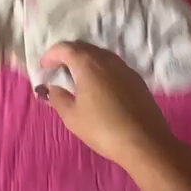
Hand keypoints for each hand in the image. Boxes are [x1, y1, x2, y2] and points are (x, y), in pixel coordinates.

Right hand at [40, 42, 184, 172]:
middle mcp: (106, 60)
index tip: (44, 66)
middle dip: (68, 55)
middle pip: (83, 48)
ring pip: (100, 56)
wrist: (146, 143)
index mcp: (87, 64)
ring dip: (86, 61)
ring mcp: (125, 68)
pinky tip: (100, 88)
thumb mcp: (72, 117)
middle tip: (59, 69)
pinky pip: (113, 67)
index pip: (65, 48)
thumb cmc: (103, 128)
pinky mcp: (137, 80)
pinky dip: (101, 70)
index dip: (51, 55)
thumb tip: (54, 88)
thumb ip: (58, 98)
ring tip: (78, 77)